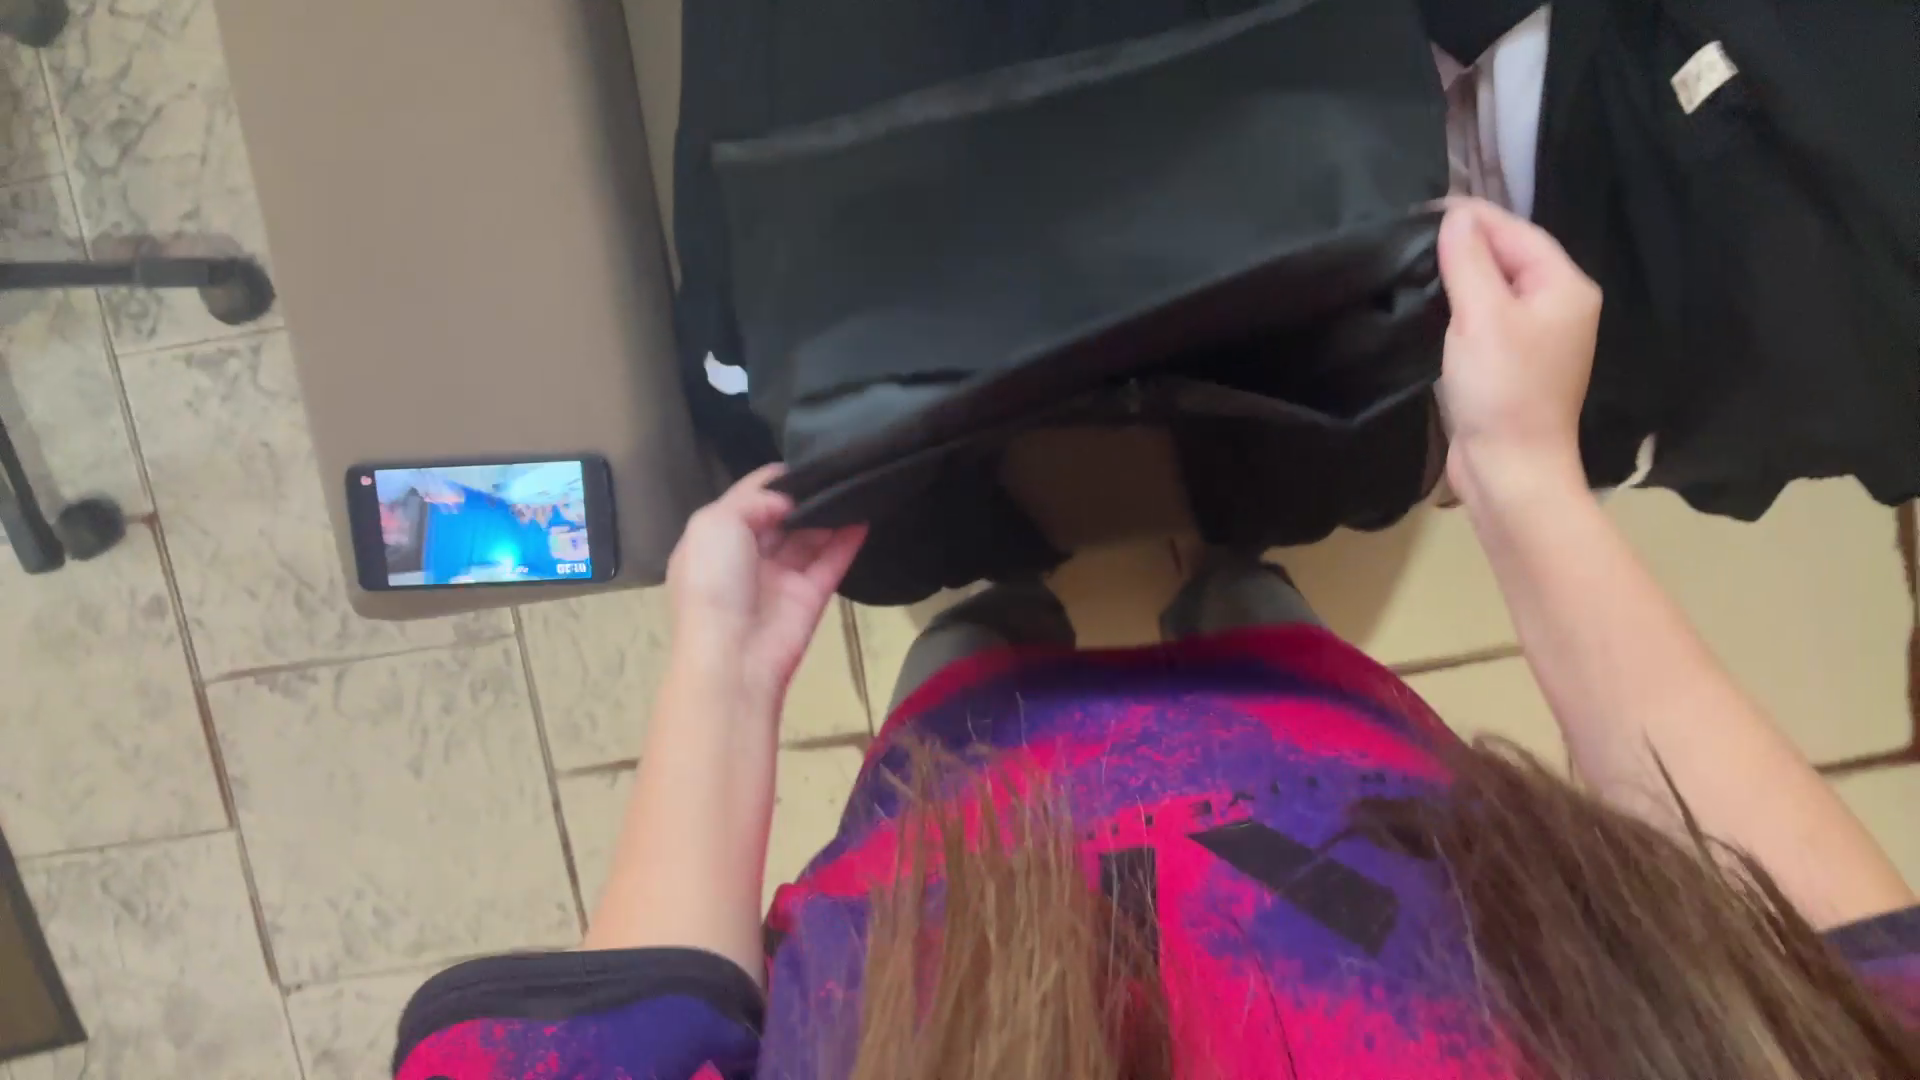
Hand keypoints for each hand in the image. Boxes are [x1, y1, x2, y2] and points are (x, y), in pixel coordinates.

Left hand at [665, 465, 866, 710]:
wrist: (732, 655)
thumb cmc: (713, 582)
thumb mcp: (714, 524)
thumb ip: (752, 501)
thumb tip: (788, 503)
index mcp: (715, 540)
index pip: (746, 500)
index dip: (774, 481)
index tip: (805, 459)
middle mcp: (747, 556)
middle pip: (782, 518)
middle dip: (806, 496)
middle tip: (837, 469)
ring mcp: (781, 578)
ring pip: (810, 539)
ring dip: (830, 514)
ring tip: (855, 485)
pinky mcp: (811, 596)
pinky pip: (832, 562)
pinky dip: (848, 540)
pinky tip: (865, 516)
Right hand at [1436, 198, 1601, 500]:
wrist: (1509, 466)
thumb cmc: (1502, 389)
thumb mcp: (1481, 317)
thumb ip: (1468, 263)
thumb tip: (1454, 217)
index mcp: (1564, 287)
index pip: (1517, 233)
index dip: (1473, 216)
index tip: (1423, 207)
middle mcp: (1558, 307)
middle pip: (1509, 259)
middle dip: (1465, 243)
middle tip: (1411, 234)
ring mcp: (1535, 339)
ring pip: (1495, 290)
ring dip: (1459, 276)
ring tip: (1413, 265)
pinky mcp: (1510, 365)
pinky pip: (1485, 320)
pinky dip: (1458, 307)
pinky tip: (1428, 308)